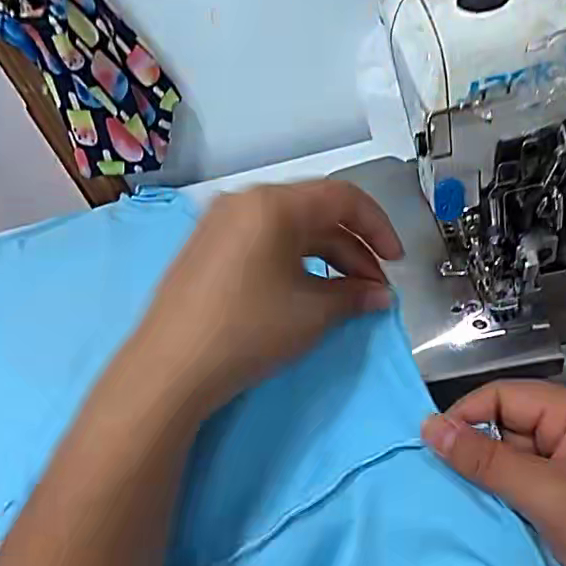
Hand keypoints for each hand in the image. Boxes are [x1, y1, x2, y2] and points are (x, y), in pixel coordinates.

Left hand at [129, 180, 403, 414]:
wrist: (170, 368)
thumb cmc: (248, 330)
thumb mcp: (311, 313)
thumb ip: (354, 295)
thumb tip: (379, 295)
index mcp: (273, 203)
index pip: (343, 198)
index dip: (378, 228)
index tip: (395, 262)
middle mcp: (243, 201)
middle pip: (314, 213)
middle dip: (352, 249)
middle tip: (373, 289)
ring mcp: (218, 224)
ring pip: (287, 231)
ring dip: (324, 259)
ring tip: (344, 297)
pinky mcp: (204, 249)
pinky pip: (261, 244)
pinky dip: (292, 263)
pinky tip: (303, 293)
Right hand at [422, 380, 565, 565]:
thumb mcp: (548, 495)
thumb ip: (485, 460)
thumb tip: (429, 427)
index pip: (505, 395)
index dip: (466, 416)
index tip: (431, 448)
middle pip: (508, 427)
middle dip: (476, 453)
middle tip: (442, 483)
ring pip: (514, 462)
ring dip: (489, 482)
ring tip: (458, 503)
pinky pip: (527, 488)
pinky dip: (505, 502)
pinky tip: (483, 519)